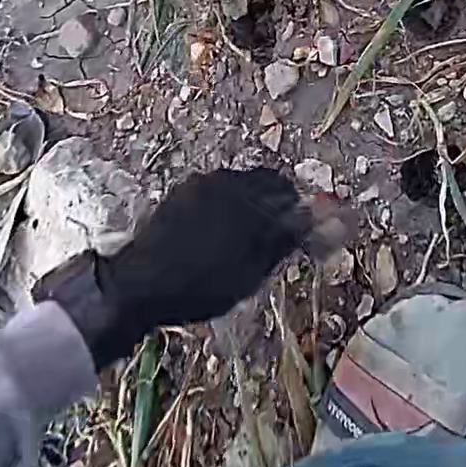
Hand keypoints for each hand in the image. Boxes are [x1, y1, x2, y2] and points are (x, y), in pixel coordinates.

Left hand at [35, 167, 309, 365]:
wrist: (135, 287)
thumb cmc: (201, 283)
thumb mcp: (253, 268)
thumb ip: (290, 238)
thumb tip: (330, 219)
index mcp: (246, 194)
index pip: (286, 189)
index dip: (296, 211)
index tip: (298, 233)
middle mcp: (226, 179)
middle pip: (264, 183)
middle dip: (274, 206)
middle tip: (273, 239)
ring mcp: (201, 184)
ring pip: (239, 188)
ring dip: (249, 207)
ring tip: (243, 241)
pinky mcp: (181, 193)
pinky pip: (215, 193)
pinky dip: (225, 209)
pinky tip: (216, 237)